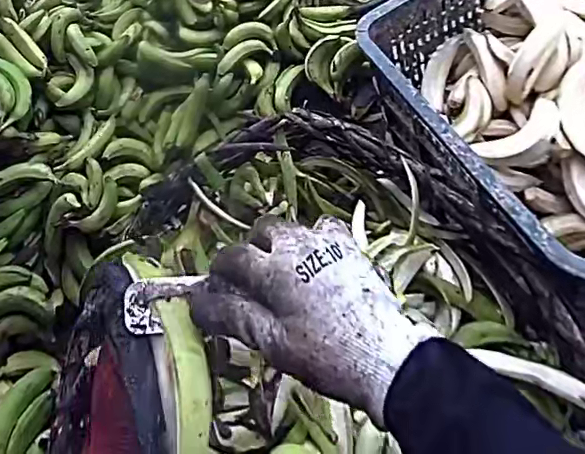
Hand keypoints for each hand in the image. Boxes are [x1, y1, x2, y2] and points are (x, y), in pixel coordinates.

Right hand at [189, 217, 434, 427]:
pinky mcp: (349, 246)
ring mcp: (324, 241)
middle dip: (251, 250)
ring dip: (281, 243)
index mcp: (272, 269)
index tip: (216, 285)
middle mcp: (294, 244)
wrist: (386, 357)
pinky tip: (318, 260)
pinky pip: (324, 229)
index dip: (220, 270)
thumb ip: (234, 316)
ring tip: (284, 271)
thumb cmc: (325, 355)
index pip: (233, 257)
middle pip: (261, 232)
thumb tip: (199, 303)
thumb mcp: (273, 343)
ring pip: (291, 228)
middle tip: (252, 278)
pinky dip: (315, 239)